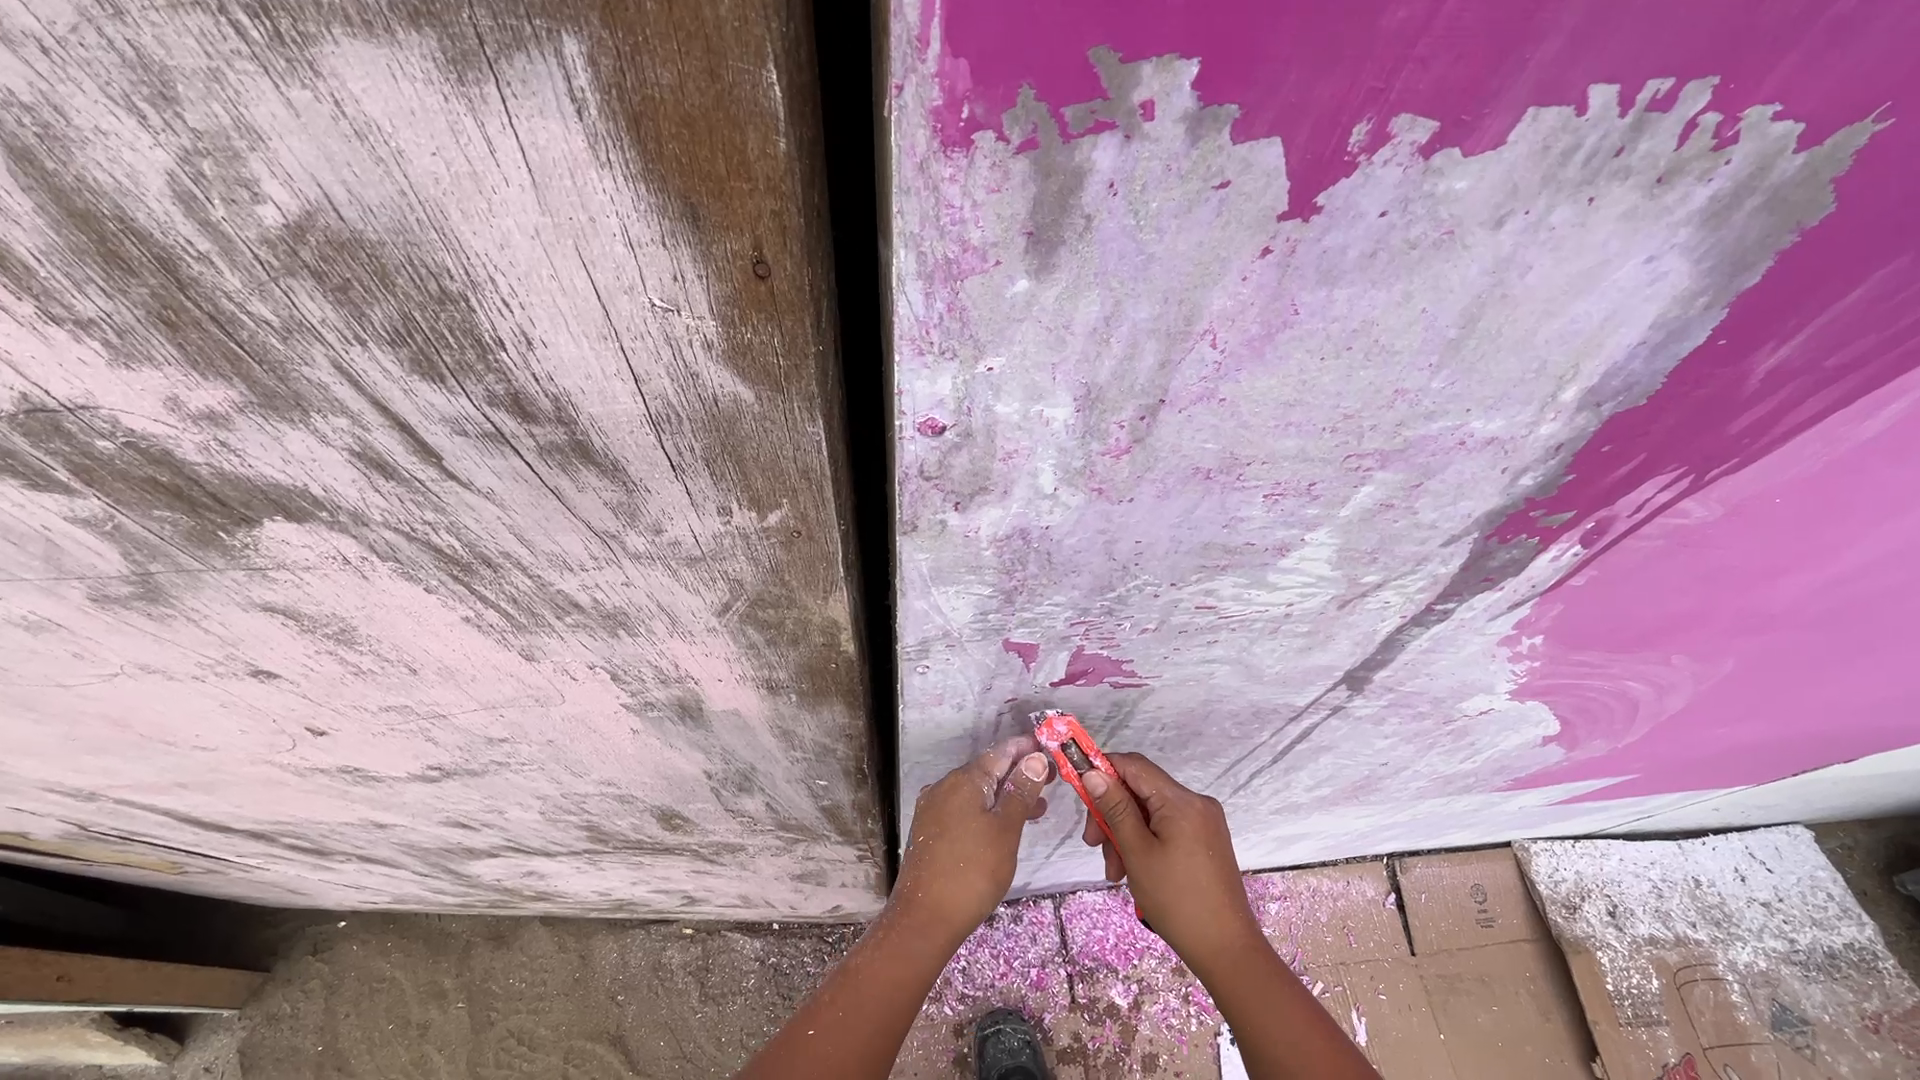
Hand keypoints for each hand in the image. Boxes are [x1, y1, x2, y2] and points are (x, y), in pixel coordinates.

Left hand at [892, 736, 1053, 943]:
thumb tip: (1034, 757)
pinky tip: (1004, 827)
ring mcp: (934, 809)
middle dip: (1019, 774)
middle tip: (1050, 782)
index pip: (1001, 752)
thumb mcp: (1006, 829)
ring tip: (1038, 810)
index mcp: (964, 780)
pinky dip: (989, 811)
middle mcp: (945, 787)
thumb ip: (1021, 791)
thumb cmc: (973, 871)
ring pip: (977, 792)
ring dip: (1006, 795)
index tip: (1051, 751)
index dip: (1027, 749)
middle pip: (988, 770)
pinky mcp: (931, 831)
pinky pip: (965, 809)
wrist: (925, 918)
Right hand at [1080, 753, 1262, 975]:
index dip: (1102, 769)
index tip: (1078, 790)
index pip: (1134, 765)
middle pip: (1140, 791)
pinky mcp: (1205, 841)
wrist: (1226, 949)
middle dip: (1112, 814)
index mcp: (1182, 801)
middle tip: (1093, 845)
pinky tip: (1134, 871)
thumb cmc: (1176, 900)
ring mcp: (1203, 823)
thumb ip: (1114, 808)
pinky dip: (1144, 843)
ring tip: (1115, 872)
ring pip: (1150, 814)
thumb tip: (1092, 772)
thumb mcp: (1137, 852)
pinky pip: (1165, 829)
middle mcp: (1196, 803)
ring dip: (1125, 835)